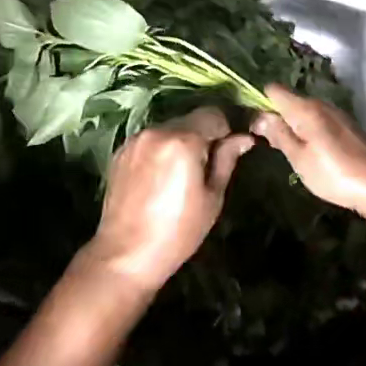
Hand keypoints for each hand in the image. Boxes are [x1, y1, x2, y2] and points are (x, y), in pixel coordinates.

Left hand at [81, 107, 254, 290]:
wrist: (127, 251)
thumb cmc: (178, 231)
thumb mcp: (212, 198)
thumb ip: (226, 160)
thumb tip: (244, 139)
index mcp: (181, 140)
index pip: (213, 114)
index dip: (226, 129)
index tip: (230, 150)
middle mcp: (155, 131)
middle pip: (189, 119)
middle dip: (203, 135)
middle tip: (207, 168)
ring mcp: (134, 139)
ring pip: (168, 128)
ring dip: (180, 141)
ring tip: (182, 176)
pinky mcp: (121, 150)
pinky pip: (149, 140)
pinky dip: (160, 149)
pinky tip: (160, 177)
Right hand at [252, 85, 365, 217]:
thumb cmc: (335, 174)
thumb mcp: (298, 158)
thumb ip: (278, 134)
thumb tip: (258, 117)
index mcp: (305, 108)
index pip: (272, 90)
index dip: (259, 103)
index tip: (254, 125)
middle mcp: (321, 104)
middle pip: (289, 100)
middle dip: (275, 116)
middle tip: (268, 143)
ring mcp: (337, 115)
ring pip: (304, 111)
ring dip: (293, 124)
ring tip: (289, 150)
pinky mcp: (348, 127)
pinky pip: (319, 120)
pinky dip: (309, 130)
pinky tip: (312, 152)